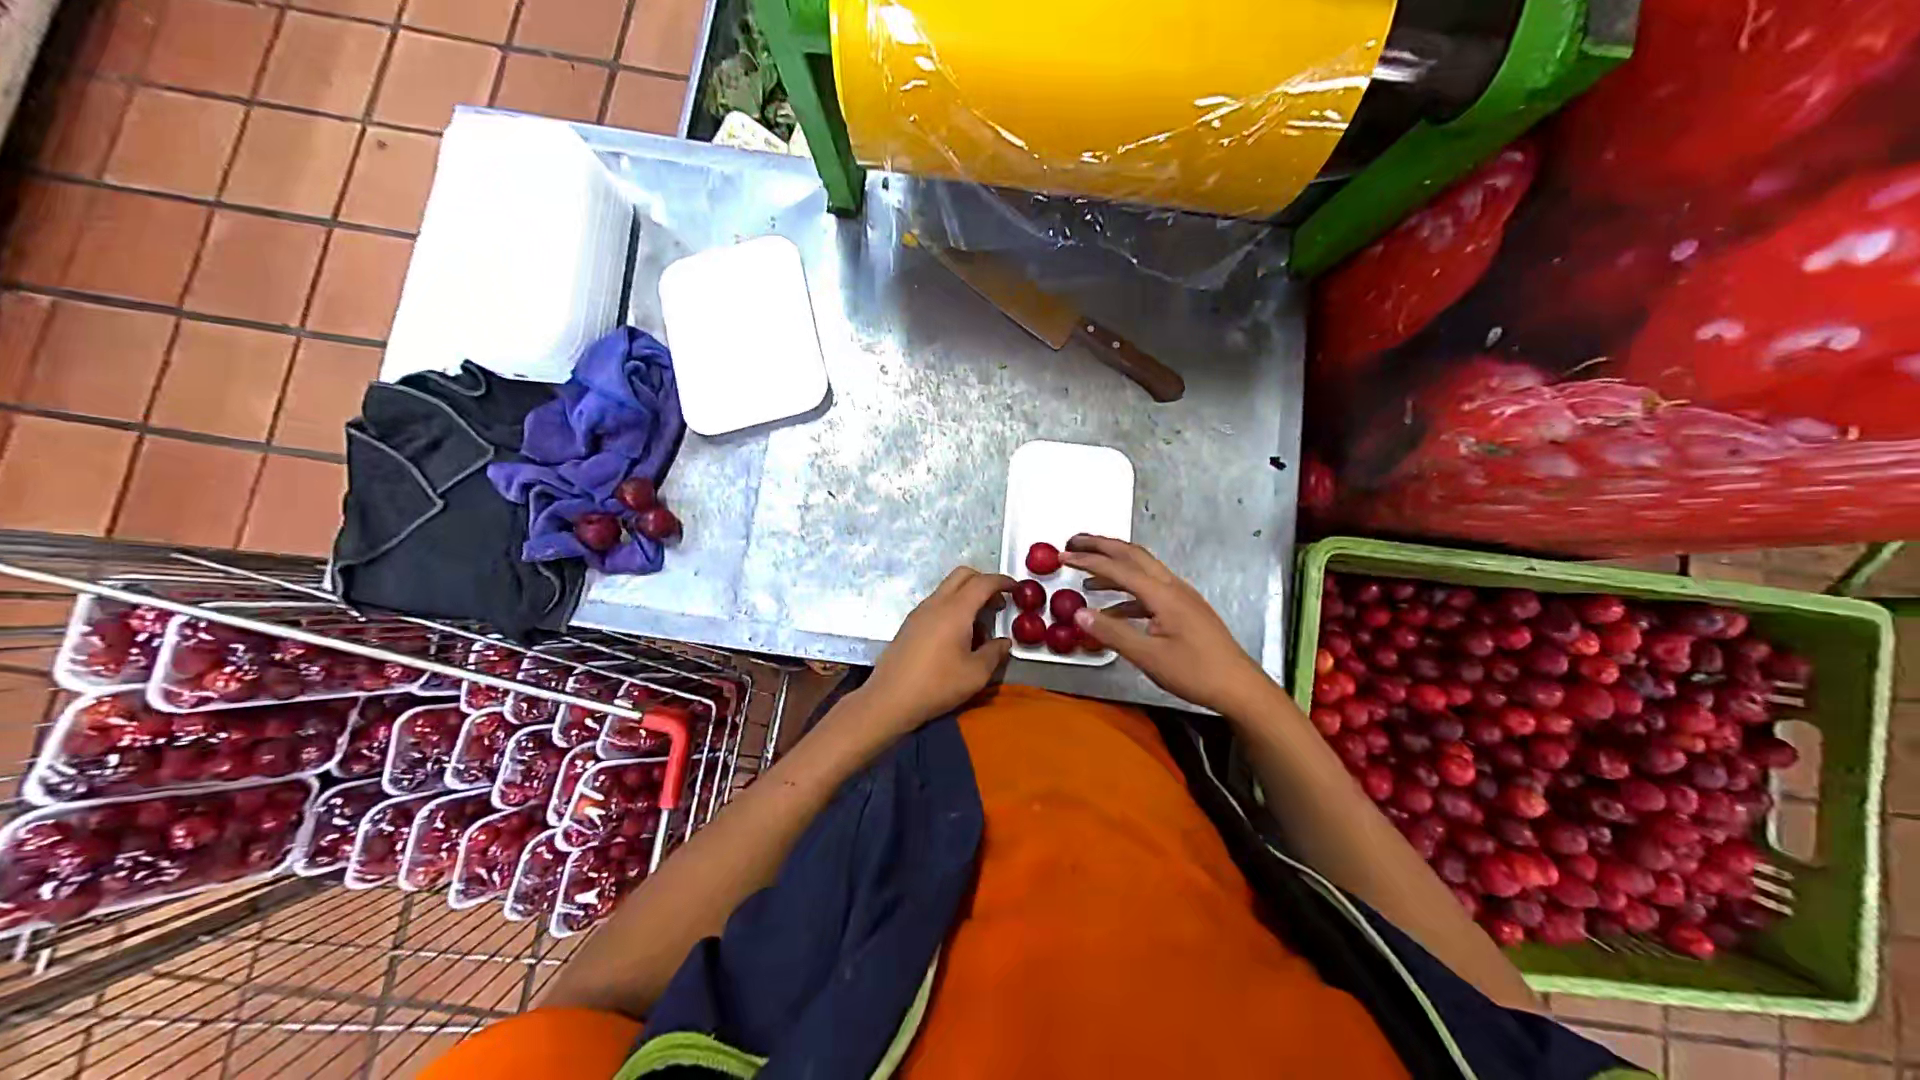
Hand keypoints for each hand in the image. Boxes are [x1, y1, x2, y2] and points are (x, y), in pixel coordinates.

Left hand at [857, 567, 1014, 731]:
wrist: (890, 699)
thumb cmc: (937, 685)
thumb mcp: (976, 674)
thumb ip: (994, 653)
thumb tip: (1003, 642)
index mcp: (955, 610)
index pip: (983, 582)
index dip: (1002, 581)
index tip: (1016, 589)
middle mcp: (936, 603)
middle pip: (962, 575)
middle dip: (984, 582)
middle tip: (998, 604)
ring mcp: (919, 612)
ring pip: (948, 589)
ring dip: (967, 596)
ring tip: (980, 626)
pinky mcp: (910, 624)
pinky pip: (937, 603)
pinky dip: (953, 608)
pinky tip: (958, 636)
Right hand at [1062, 535, 1277, 714]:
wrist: (1240, 687)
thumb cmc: (1196, 673)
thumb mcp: (1149, 657)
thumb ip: (1112, 633)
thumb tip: (1078, 613)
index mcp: (1164, 594)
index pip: (1119, 568)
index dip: (1089, 560)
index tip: (1063, 555)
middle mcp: (1173, 587)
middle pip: (1133, 555)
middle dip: (1102, 546)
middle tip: (1073, 543)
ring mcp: (1181, 596)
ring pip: (1142, 570)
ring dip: (1114, 568)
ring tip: (1087, 576)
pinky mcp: (1185, 609)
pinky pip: (1150, 590)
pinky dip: (1127, 592)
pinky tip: (1113, 609)